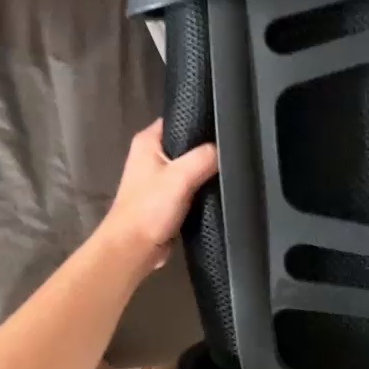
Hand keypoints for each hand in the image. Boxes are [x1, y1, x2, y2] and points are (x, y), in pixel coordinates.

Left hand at [98, 119, 218, 271]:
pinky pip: (190, 185)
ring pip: (191, 165)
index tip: (227, 125)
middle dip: (208, 147)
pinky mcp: (166, 197)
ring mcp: (158, 176)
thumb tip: (227, 147)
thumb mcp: (181, 177)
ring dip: (206, 170)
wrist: (134, 249)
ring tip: (232, 166)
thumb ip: (205, 157)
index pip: (180, 119)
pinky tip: (220, 187)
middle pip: (188, 143)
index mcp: (148, 140)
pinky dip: (202, 187)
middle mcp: (151, 153)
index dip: (202, 121)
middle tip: (234, 148)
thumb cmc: (150, 208)